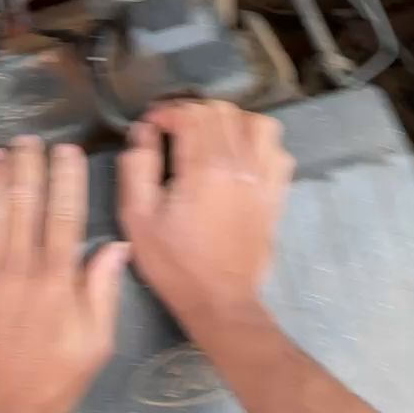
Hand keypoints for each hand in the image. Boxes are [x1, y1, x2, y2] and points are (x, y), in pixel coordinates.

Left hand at [0, 137, 128, 412]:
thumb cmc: (47, 383)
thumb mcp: (94, 346)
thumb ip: (102, 292)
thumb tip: (116, 246)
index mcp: (57, 279)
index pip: (64, 214)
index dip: (65, 177)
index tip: (65, 150)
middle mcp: (19, 265)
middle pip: (24, 202)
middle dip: (26, 164)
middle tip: (27, 139)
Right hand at [118, 101, 294, 325]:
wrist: (220, 301)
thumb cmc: (174, 262)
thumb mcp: (137, 217)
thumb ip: (137, 167)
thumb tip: (143, 132)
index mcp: (204, 168)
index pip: (188, 115)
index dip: (165, 112)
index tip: (150, 124)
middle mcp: (239, 165)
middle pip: (221, 112)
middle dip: (191, 111)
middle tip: (171, 127)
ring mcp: (263, 179)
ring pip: (254, 123)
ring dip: (228, 120)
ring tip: (208, 134)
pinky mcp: (276, 194)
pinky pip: (277, 150)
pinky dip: (258, 142)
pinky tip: (239, 155)